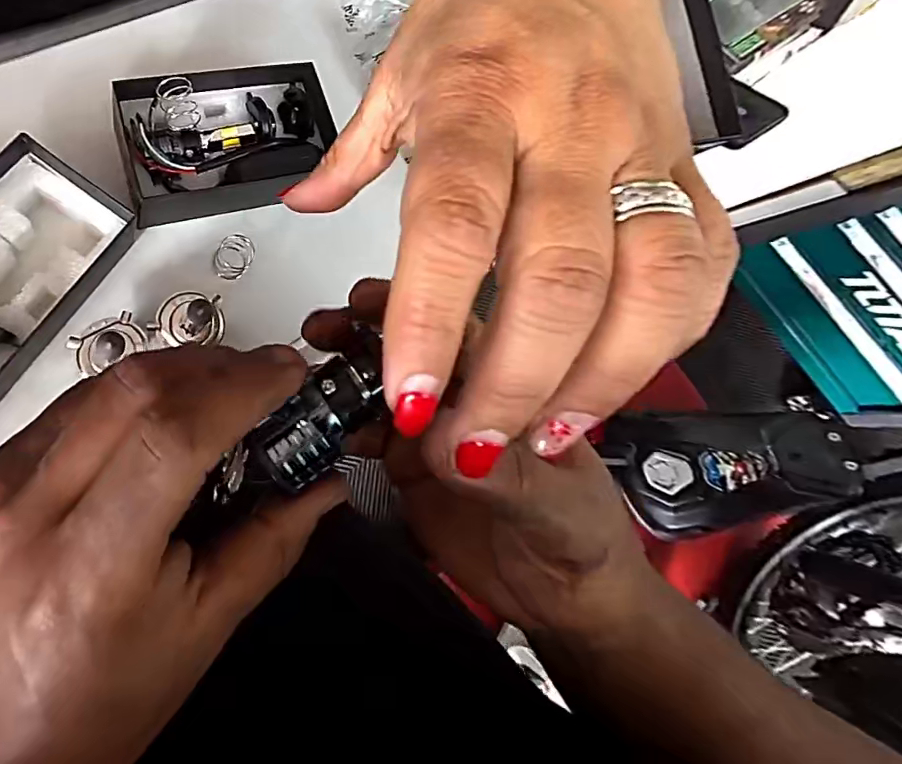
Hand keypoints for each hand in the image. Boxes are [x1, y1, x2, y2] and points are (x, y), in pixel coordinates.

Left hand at [0, 347, 344, 763]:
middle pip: (137, 389)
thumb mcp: (199, 633)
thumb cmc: (94, 703)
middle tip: (265, 374)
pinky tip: (171, 404)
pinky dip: (139, 387)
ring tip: (227, 386)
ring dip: (180, 367)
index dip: (239, 389)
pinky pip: (80, 398)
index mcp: (90, 568)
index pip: (171, 438)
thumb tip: (321, 485)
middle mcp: (34, 510)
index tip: (286, 373)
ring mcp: (7, 479)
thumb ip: (268, 546)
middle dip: (216, 365)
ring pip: (108, 380)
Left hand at [284, 0, 736, 479]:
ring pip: (648, 282)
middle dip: (513, 379)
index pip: (454, 224)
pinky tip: (618, 378)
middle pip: (556, 275)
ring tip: (544, 436)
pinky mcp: (688, 161)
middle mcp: (566, 126)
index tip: (410, 393)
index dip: (430, 318)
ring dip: (600, 378)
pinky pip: (702, 260)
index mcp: (477, 99)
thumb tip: (304, 206)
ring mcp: (639, 146)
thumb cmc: (478, 7)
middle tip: (470, 443)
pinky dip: (668, 336)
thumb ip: (351, 154)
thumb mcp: (395, 72)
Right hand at [302, 279, 651, 631]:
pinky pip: (364, 434)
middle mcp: (463, 397)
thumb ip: (503, 472)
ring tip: (318, 374)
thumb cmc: (583, 534)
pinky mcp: (405, 465)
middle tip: (329, 328)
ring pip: (377, 385)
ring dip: (346, 374)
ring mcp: (430, 429)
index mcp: (507, 383)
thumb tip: (447, 443)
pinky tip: (332, 428)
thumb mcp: (556, 502)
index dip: (410, 310)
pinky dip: (343, 426)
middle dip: (362, 329)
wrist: (563, 599)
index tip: (368, 302)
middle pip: (406, 346)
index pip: (455, 329)